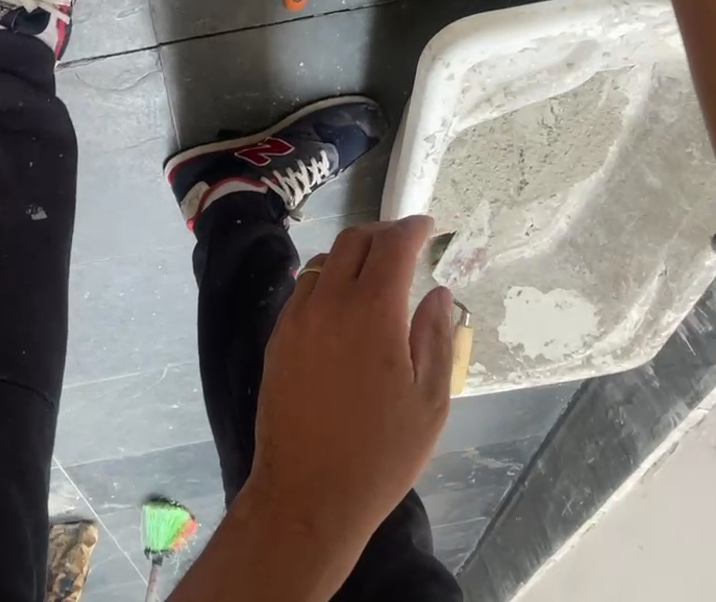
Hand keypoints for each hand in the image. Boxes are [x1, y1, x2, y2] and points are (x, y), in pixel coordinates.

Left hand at [242, 218, 454, 558]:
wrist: (307, 491)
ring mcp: (296, 316)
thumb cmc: (380, 452)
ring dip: (352, 254)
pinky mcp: (278, 336)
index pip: (392, 245)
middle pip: (353, 240)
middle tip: (406, 243)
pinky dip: (328, 278)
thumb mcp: (429, 401)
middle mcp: (328, 301)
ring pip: (325, 261)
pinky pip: (304, 288)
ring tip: (376, 271)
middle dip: (382, 232)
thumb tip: (437, 292)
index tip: (429, 225)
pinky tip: (343, 302)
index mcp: (372, 311)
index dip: (413, 227)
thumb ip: (435, 336)